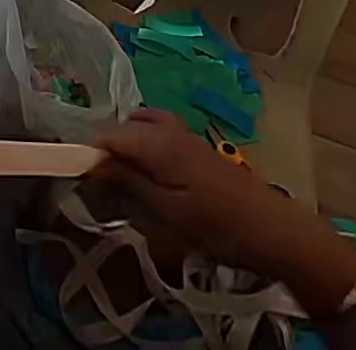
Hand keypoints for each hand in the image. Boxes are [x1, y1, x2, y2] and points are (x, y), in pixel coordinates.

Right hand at [92, 109, 355, 291]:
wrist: (272, 229)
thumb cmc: (216, 224)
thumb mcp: (166, 210)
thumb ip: (127, 182)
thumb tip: (93, 163)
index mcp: (155, 140)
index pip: (107, 136)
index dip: (89, 156)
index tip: (83, 183)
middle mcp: (165, 126)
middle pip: (121, 128)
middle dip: (106, 152)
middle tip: (104, 187)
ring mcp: (181, 131)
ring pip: (138, 126)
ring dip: (125, 147)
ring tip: (124, 180)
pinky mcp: (192, 143)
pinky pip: (155, 131)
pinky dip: (142, 146)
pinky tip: (148, 174)